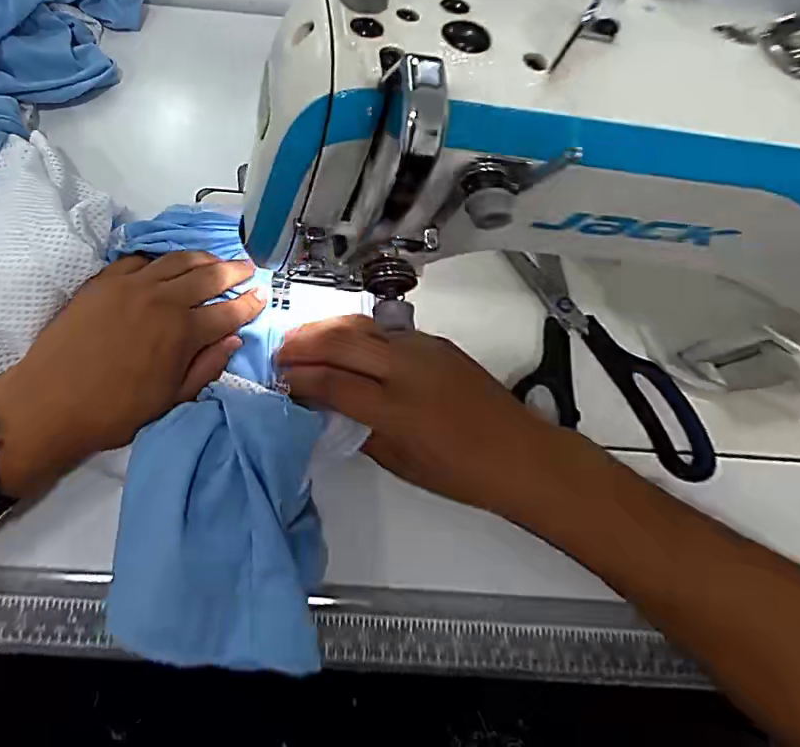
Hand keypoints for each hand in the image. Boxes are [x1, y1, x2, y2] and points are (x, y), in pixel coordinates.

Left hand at [0, 252, 264, 496]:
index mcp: (182, 332)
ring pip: (177, 260)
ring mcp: (132, 285)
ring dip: (202, 257)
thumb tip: (232, 340)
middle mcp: (162, 300)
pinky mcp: (105, 280)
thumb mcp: (169, 400)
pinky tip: (166, 264)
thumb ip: (205, 367)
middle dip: (233, 271)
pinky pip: (140, 259)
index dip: (249, 303)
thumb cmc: (114, 411)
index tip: (262, 295)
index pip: (227, 312)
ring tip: (215, 259)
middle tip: (247, 268)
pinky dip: (160, 259)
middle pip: (208, 276)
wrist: (49, 402)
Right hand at [276, 315, 577, 517]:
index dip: (299, 378)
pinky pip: (383, 330)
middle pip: (340, 342)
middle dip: (303, 344)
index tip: (280, 380)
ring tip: (302, 338)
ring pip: (361, 326)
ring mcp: (421, 349)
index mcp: (396, 409)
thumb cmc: (461, 472)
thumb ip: (360, 430)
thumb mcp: (401, 462)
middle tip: (280, 352)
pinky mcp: (433, 341)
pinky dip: (354, 330)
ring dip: (325, 328)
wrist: (519, 453)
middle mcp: (405, 369)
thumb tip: (329, 408)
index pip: (332, 382)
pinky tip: (342, 340)